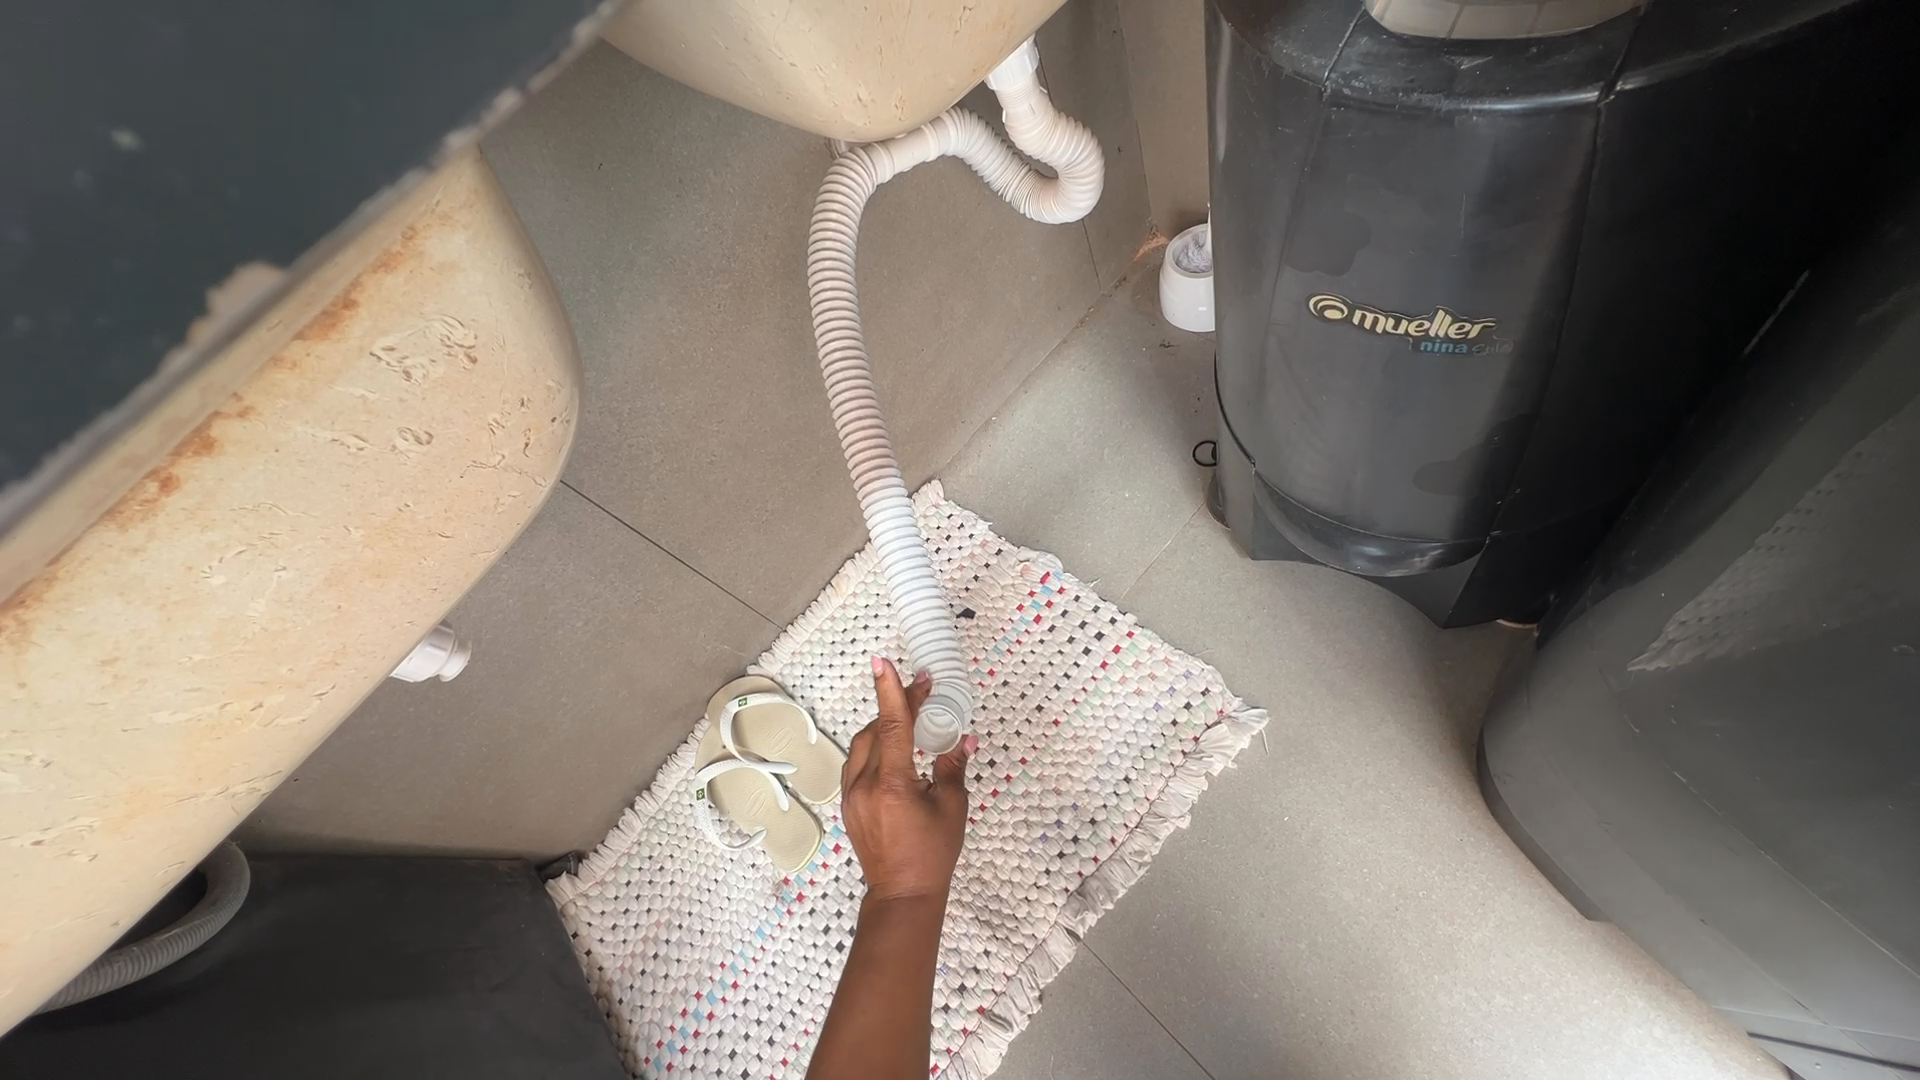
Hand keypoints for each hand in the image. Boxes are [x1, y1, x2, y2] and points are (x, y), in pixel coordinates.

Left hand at [840, 657, 976, 903]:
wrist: (902, 895)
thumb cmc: (932, 854)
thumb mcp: (952, 808)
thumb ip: (953, 767)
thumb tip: (963, 736)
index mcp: (892, 784)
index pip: (892, 725)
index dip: (890, 690)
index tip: (883, 662)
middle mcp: (864, 785)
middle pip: (877, 729)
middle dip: (898, 705)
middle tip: (923, 691)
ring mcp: (852, 795)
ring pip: (863, 744)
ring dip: (885, 725)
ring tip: (912, 717)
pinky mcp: (849, 804)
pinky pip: (858, 762)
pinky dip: (875, 747)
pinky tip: (894, 748)